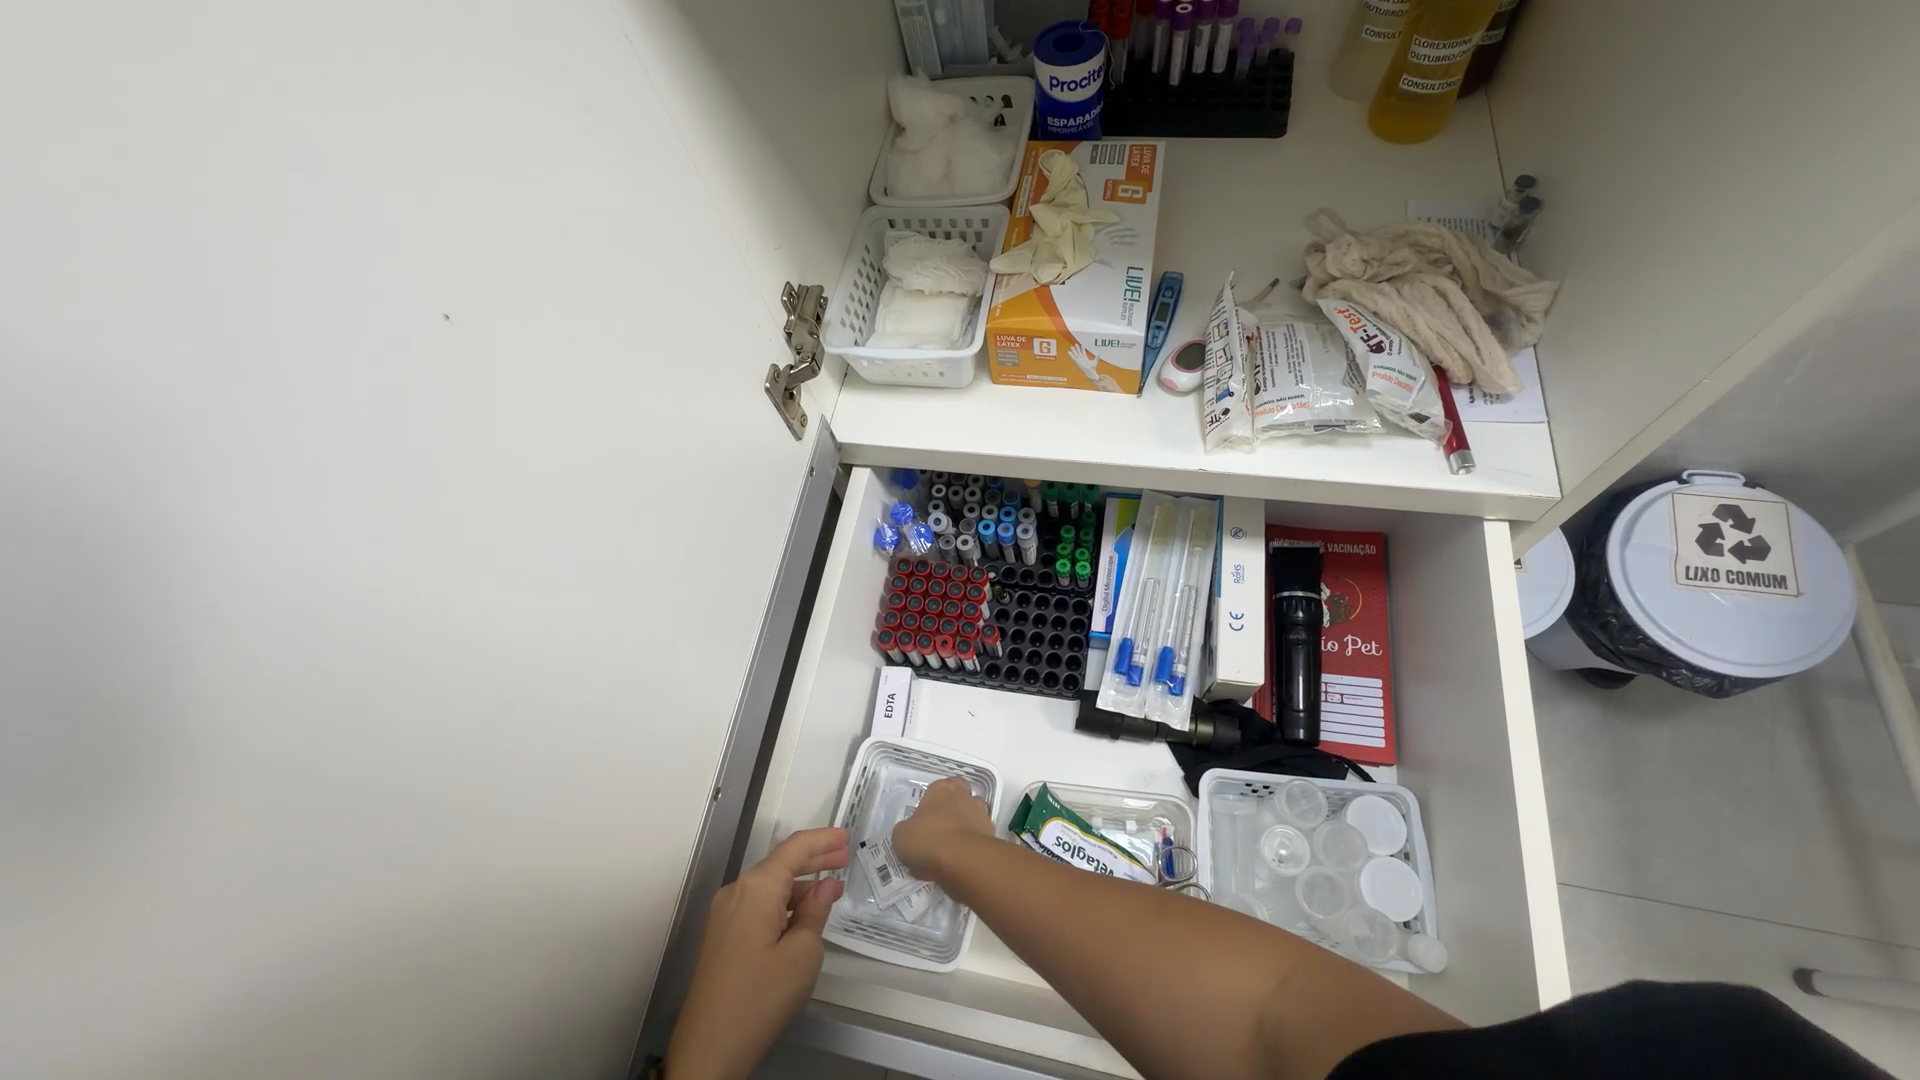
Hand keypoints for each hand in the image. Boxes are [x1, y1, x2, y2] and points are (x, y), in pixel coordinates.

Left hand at [666, 827, 848, 1079]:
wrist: (709, 1048)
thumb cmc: (760, 998)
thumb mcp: (802, 953)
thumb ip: (815, 912)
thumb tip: (825, 886)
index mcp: (756, 888)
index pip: (794, 849)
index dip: (822, 840)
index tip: (845, 836)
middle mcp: (736, 893)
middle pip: (779, 863)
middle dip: (813, 858)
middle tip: (843, 856)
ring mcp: (725, 915)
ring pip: (768, 885)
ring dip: (799, 883)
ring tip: (829, 889)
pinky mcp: (722, 936)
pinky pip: (758, 904)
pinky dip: (783, 902)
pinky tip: (801, 914)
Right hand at [891, 777, 994, 880]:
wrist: (961, 860)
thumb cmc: (927, 839)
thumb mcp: (901, 835)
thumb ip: (907, 830)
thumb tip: (912, 834)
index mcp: (942, 789)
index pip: (940, 787)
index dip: (934, 803)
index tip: (926, 819)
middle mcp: (965, 796)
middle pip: (960, 800)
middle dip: (952, 813)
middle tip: (938, 833)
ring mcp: (981, 815)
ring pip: (973, 819)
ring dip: (964, 830)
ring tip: (949, 851)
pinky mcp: (992, 837)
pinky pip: (978, 840)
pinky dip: (970, 849)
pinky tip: (958, 864)